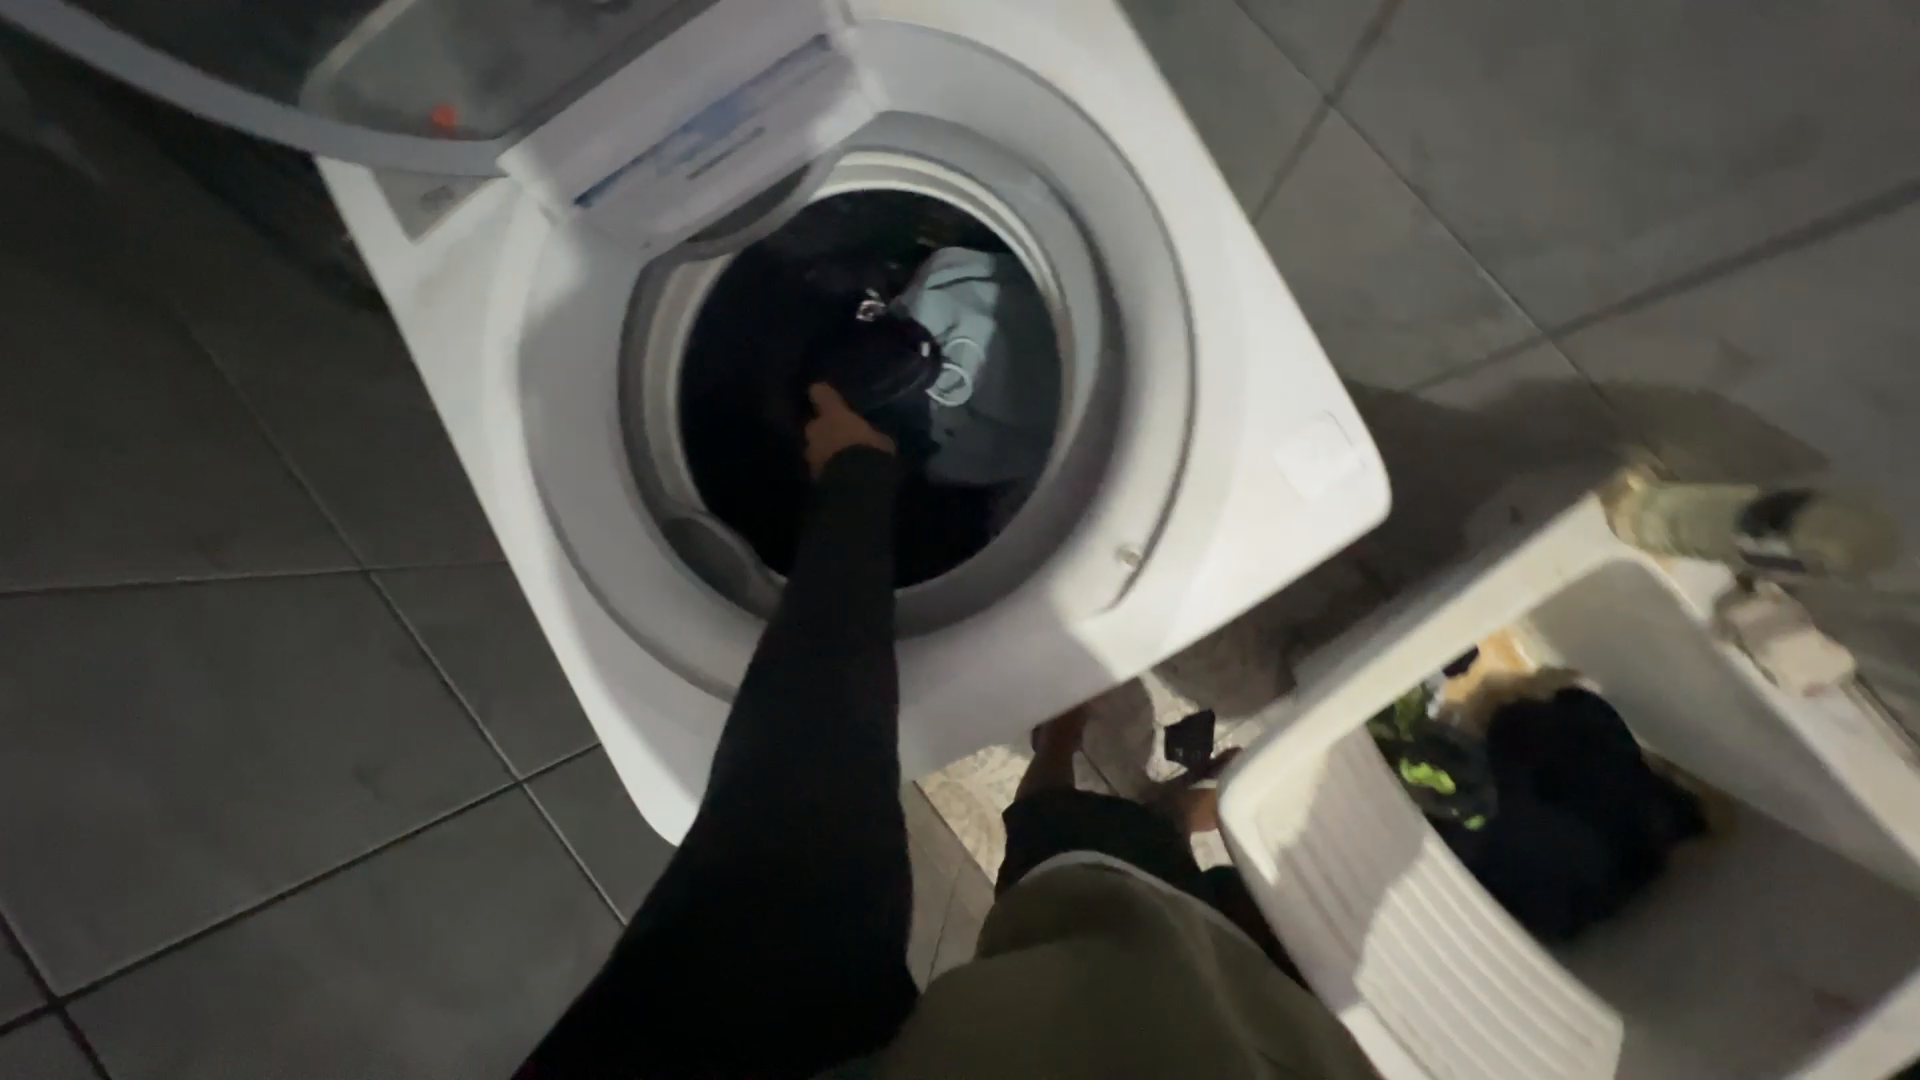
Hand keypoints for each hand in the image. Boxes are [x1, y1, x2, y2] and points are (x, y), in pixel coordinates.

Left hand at [804, 383, 894, 477]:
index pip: (819, 392)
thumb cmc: (870, 452)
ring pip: (814, 446)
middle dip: (824, 430)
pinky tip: (838, 474)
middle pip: (814, 424)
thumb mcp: (881, 440)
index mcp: (833, 412)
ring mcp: (809, 452)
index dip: (823, 395)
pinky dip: (825, 467)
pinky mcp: (810, 475)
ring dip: (823, 450)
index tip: (829, 398)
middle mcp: (814, 427)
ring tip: (839, 459)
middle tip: (839, 436)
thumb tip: (873, 435)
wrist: (855, 485)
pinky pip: (817, 465)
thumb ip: (870, 434)